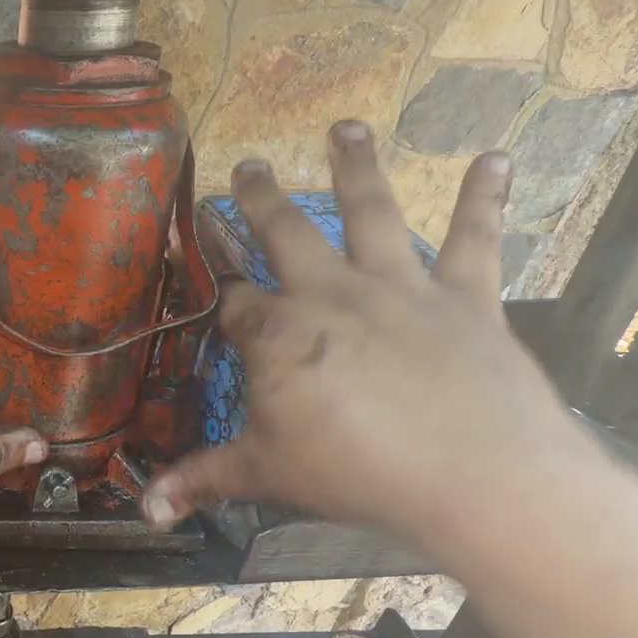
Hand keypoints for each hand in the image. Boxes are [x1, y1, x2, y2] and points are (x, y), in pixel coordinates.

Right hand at [143, 121, 605, 550]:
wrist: (481, 478)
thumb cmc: (357, 473)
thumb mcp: (265, 475)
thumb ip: (200, 480)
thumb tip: (144, 510)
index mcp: (277, 334)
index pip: (232, 299)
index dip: (213, 279)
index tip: (196, 254)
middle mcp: (332, 294)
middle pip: (286, 234)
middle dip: (261, 200)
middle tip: (248, 165)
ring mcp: (401, 289)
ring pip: (372, 213)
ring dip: (357, 167)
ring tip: (347, 128)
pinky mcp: (467, 299)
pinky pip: (475, 240)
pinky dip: (483, 199)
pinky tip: (493, 160)